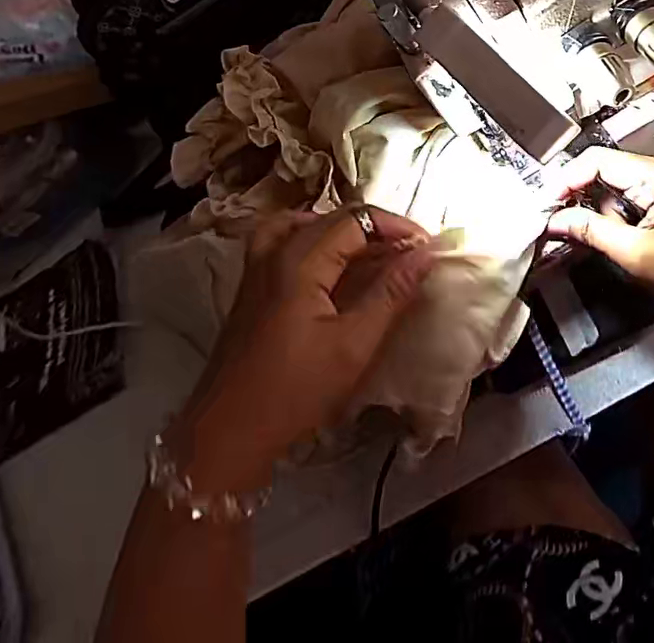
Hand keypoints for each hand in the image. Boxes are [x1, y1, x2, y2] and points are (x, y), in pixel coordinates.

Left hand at [177, 205, 434, 491]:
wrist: (226, 435)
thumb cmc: (295, 391)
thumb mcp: (354, 345)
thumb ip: (391, 293)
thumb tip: (427, 254)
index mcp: (299, 262)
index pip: (357, 221)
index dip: (397, 228)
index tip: (427, 247)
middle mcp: (275, 253)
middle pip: (333, 218)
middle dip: (378, 229)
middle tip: (410, 253)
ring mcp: (257, 268)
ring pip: (306, 223)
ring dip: (344, 229)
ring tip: (371, 250)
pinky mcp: (251, 287)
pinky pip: (283, 239)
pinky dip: (311, 236)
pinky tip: (326, 261)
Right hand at [544, 147, 653, 326]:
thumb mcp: (637, 254)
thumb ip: (592, 231)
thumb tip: (557, 219)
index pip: (598, 160)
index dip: (567, 180)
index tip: (548, 205)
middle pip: (605, 173)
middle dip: (583, 200)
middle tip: (564, 227)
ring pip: (616, 192)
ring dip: (602, 216)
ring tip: (605, 245)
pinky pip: (632, 206)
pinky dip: (618, 223)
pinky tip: (620, 246)